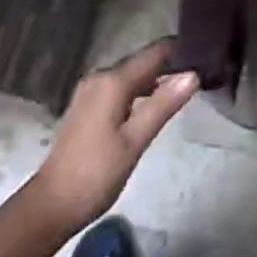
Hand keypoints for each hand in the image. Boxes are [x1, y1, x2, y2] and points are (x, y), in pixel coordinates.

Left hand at [29, 39, 198, 229]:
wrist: (51, 205)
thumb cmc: (96, 173)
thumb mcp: (135, 141)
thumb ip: (163, 104)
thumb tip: (193, 74)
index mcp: (112, 81)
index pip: (153, 53)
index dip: (179, 51)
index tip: (205, 54)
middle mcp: (100, 77)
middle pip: (141, 62)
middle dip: (169, 65)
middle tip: (200, 72)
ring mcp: (90, 91)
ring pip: (130, 75)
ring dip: (155, 79)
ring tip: (184, 86)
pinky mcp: (87, 106)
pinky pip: (120, 88)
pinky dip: (139, 91)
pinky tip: (154, 104)